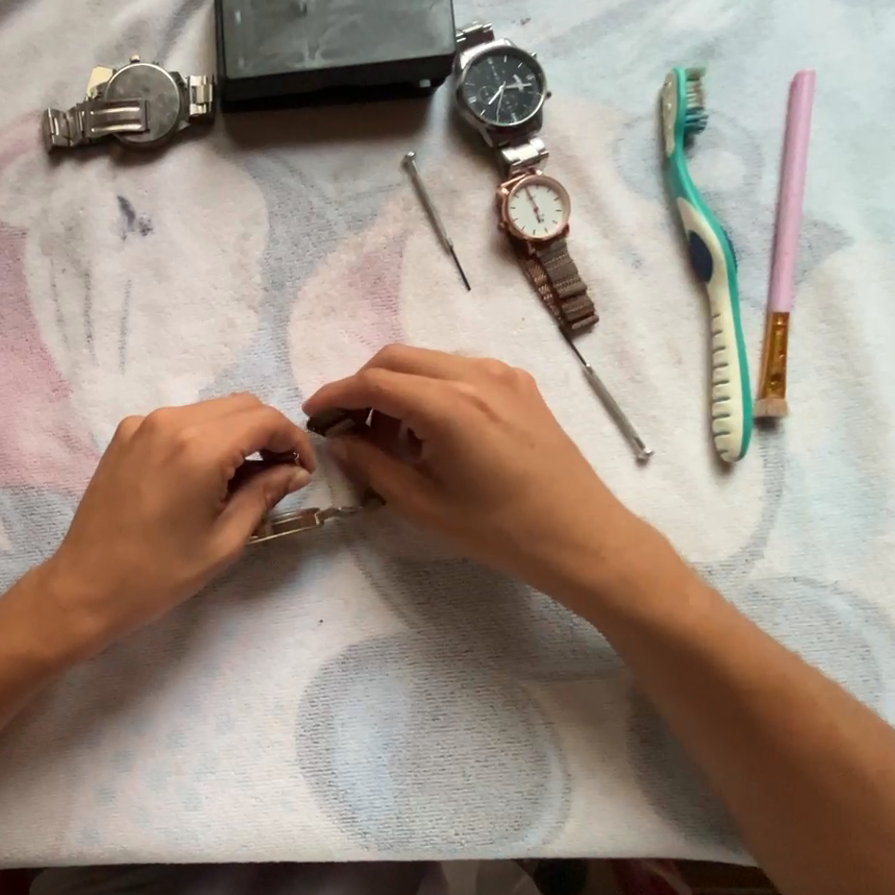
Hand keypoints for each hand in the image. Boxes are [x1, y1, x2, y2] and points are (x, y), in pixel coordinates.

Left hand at [35, 395, 313, 655]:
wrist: (87, 586)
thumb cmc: (159, 573)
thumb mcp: (225, 540)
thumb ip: (264, 494)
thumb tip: (294, 470)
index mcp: (198, 446)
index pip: (264, 420)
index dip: (294, 440)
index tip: (304, 471)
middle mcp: (169, 420)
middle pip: (239, 406)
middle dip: (268, 434)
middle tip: (281, 474)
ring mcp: (142, 424)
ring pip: (209, 411)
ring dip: (236, 434)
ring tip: (244, 479)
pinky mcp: (125, 436)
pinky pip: (178, 422)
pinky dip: (202, 438)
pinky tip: (204, 476)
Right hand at [304, 345, 668, 611]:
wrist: (581, 536)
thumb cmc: (498, 529)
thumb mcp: (421, 503)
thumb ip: (371, 464)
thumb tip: (341, 440)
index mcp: (449, 406)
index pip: (374, 382)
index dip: (335, 395)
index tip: (313, 414)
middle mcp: (475, 375)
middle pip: (396, 358)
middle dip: (362, 386)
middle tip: (348, 427)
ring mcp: (502, 374)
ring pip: (426, 360)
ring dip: (395, 386)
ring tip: (388, 435)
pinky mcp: (518, 384)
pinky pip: (456, 370)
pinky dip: (427, 388)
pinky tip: (428, 430)